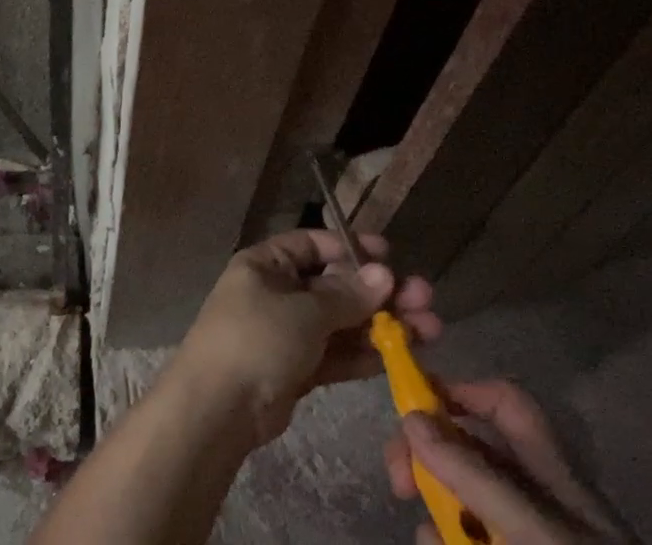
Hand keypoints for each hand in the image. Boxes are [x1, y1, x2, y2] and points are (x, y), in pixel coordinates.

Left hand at [168, 229, 440, 446]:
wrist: (220, 406)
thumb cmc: (257, 340)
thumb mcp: (304, 311)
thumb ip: (346, 295)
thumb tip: (384, 273)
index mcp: (265, 265)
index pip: (311, 245)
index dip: (350, 247)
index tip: (391, 255)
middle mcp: (276, 293)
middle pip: (334, 286)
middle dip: (379, 293)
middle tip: (425, 299)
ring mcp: (287, 332)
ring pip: (341, 323)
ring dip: (382, 326)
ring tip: (431, 331)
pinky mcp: (297, 368)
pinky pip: (336, 353)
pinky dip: (365, 354)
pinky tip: (403, 355)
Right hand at [384, 380, 629, 543]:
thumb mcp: (532, 527)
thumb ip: (475, 475)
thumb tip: (411, 417)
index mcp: (547, 469)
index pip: (503, 403)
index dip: (459, 392)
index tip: (412, 408)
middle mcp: (529, 493)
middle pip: (464, 446)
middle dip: (423, 457)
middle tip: (401, 484)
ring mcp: (517, 528)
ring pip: (453, 495)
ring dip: (431, 509)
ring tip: (435, 540)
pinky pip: (457, 535)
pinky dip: (441, 540)